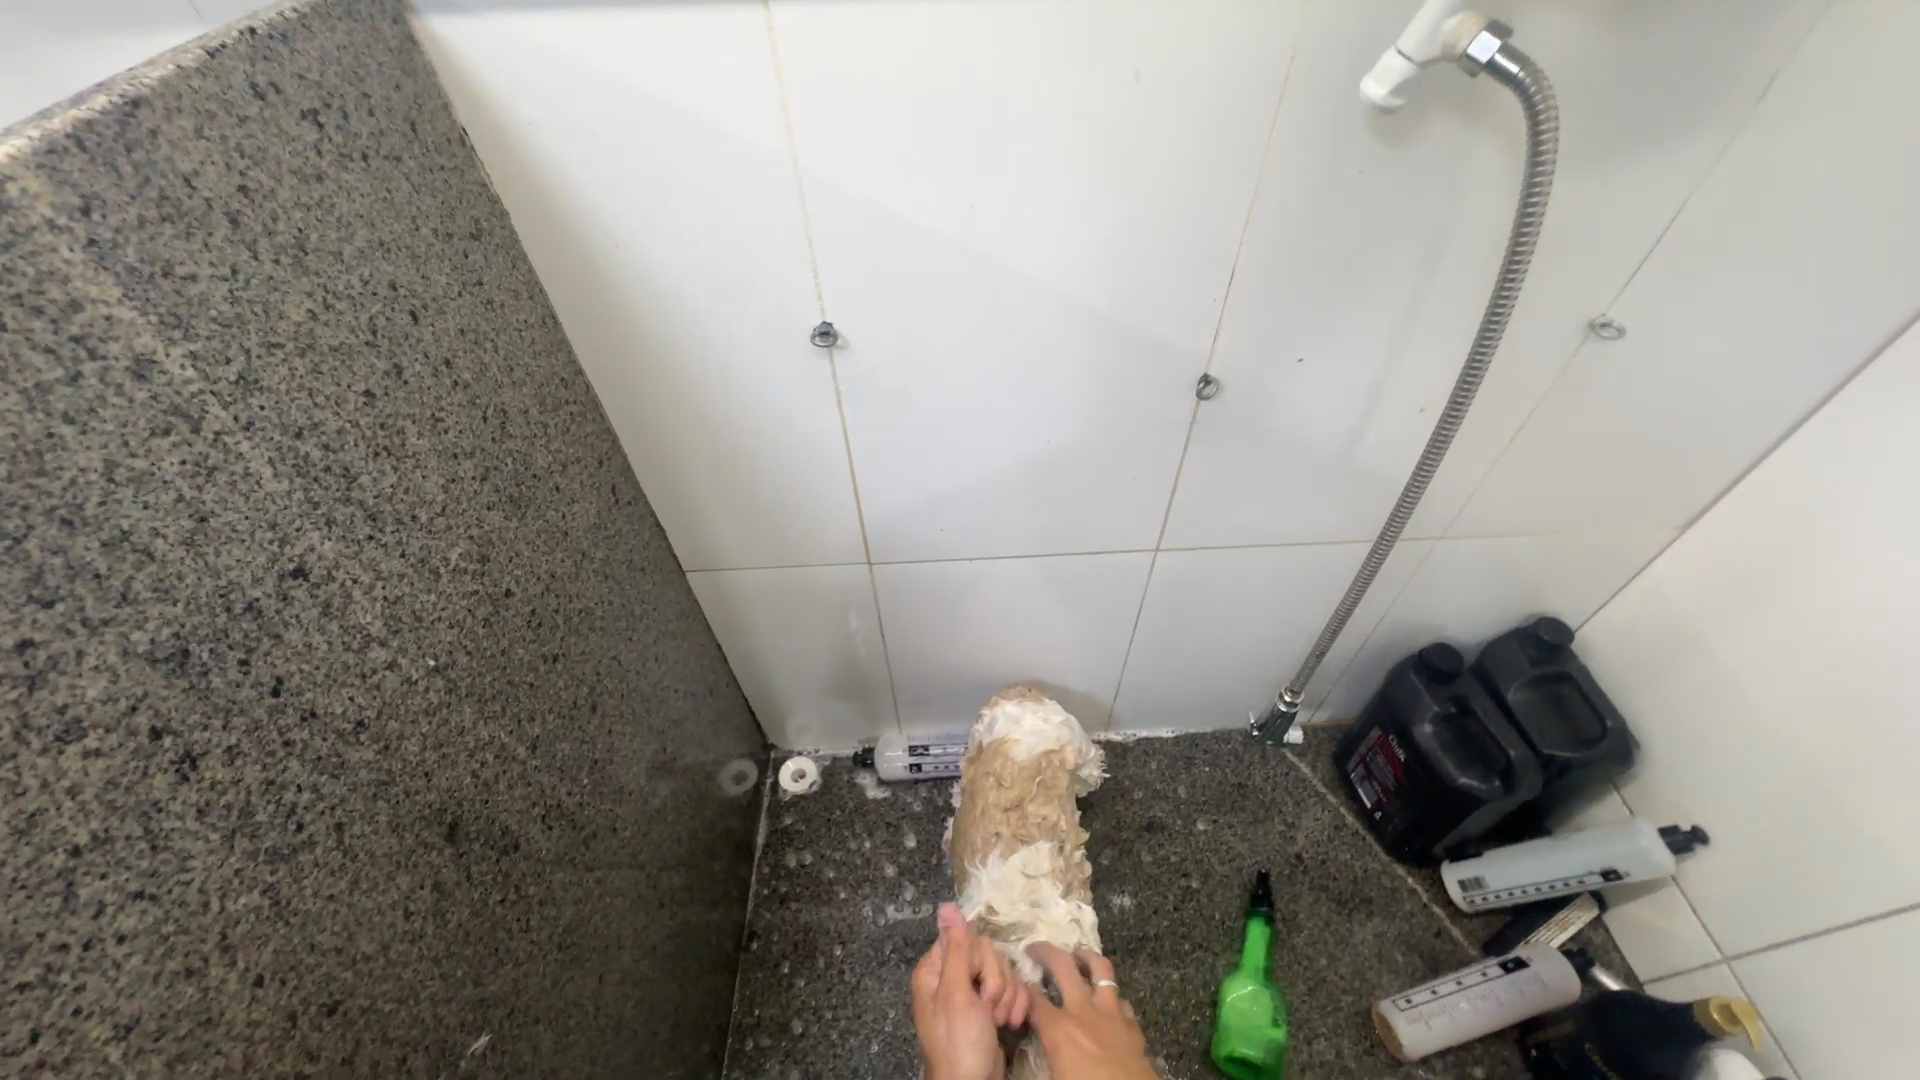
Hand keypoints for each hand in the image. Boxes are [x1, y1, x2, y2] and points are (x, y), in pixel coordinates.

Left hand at [912, 903, 1031, 1079]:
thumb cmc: (959, 1044)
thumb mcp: (956, 995)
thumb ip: (955, 949)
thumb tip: (946, 905)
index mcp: (935, 970)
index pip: (966, 939)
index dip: (980, 960)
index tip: (978, 983)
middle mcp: (951, 977)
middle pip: (987, 954)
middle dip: (996, 982)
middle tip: (987, 1009)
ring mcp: (971, 994)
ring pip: (1002, 971)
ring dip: (1007, 997)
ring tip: (999, 1022)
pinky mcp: (989, 1008)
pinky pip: (1009, 990)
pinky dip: (1014, 1006)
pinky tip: (1011, 1023)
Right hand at [1024, 943, 1158, 1079]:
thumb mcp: (1053, 1079)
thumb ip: (1042, 1060)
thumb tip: (1022, 1065)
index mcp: (1059, 1030)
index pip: (1031, 999)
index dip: (1019, 988)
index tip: (1012, 981)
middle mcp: (1083, 1012)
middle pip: (1062, 966)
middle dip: (1046, 951)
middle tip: (1035, 947)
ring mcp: (1111, 1014)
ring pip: (1100, 969)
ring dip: (1086, 958)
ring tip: (1078, 955)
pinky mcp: (1132, 1025)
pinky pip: (1121, 998)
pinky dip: (1112, 995)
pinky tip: (1107, 1001)